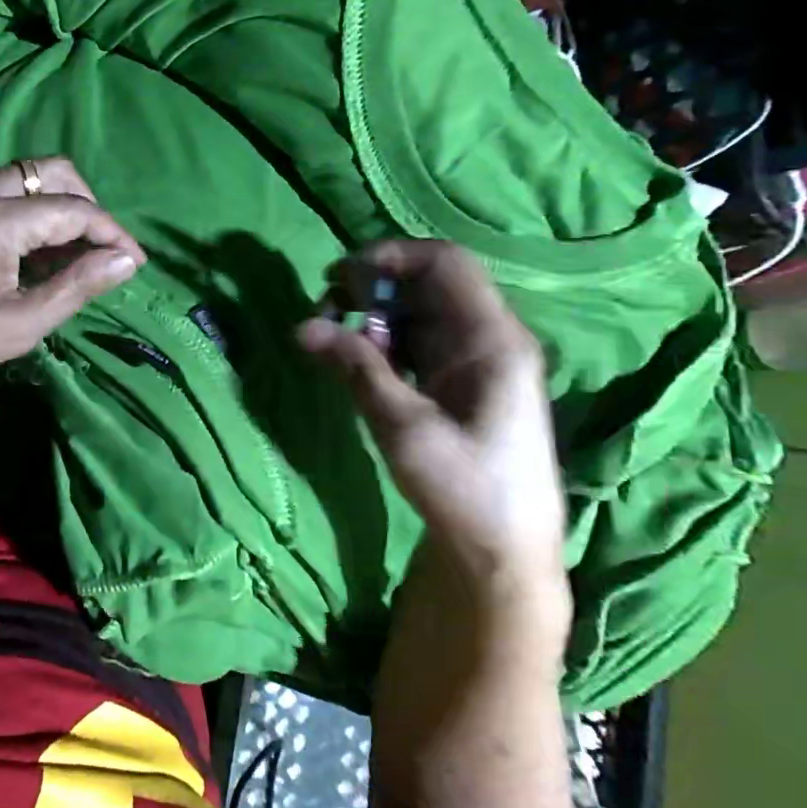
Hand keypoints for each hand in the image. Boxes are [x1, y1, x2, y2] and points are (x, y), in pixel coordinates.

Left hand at [0, 157, 145, 399]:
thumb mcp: (23, 324)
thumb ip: (77, 285)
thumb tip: (126, 261)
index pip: (73, 209)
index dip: (112, 233)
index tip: (134, 262)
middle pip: (54, 172)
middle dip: (89, 208)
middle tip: (104, 252)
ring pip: (31, 176)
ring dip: (62, 206)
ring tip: (78, 255)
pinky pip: (8, 188)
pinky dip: (36, 209)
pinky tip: (42, 250)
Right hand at [298, 241, 565, 593]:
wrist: (504, 551)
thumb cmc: (465, 486)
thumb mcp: (403, 426)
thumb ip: (356, 368)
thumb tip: (302, 326)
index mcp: (492, 339)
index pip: (445, 263)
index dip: (392, 256)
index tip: (341, 275)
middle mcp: (488, 339)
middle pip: (429, 286)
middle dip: (374, 288)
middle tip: (327, 307)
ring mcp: (475, 363)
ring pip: (420, 315)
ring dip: (375, 318)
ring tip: (335, 338)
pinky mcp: (461, 385)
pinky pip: (419, 345)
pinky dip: (385, 345)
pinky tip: (359, 363)